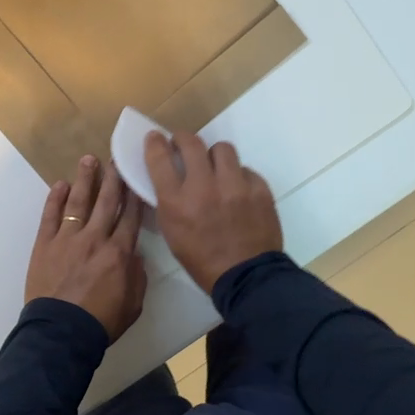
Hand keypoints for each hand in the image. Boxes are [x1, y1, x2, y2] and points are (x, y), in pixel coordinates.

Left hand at [24, 155, 147, 341]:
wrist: (62, 331)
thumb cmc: (101, 321)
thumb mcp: (133, 304)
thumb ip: (137, 277)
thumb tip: (136, 257)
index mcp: (119, 253)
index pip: (130, 217)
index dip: (134, 196)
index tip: (136, 178)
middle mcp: (95, 238)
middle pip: (106, 202)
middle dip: (113, 179)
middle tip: (115, 159)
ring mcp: (68, 238)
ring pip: (78, 202)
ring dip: (85, 179)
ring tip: (88, 160)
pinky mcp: (45, 244)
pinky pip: (51, 216)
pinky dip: (55, 199)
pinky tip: (61, 184)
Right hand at [143, 131, 281, 292]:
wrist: (246, 277)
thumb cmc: (201, 259)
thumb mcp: (171, 232)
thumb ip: (168, 201)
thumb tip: (169, 177)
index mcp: (176, 202)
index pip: (159, 158)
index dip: (155, 143)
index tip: (156, 138)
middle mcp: (203, 187)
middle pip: (191, 143)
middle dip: (183, 139)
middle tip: (184, 145)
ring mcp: (234, 186)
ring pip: (222, 149)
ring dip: (214, 156)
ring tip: (216, 167)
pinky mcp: (260, 189)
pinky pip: (246, 170)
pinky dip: (239, 176)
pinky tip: (238, 190)